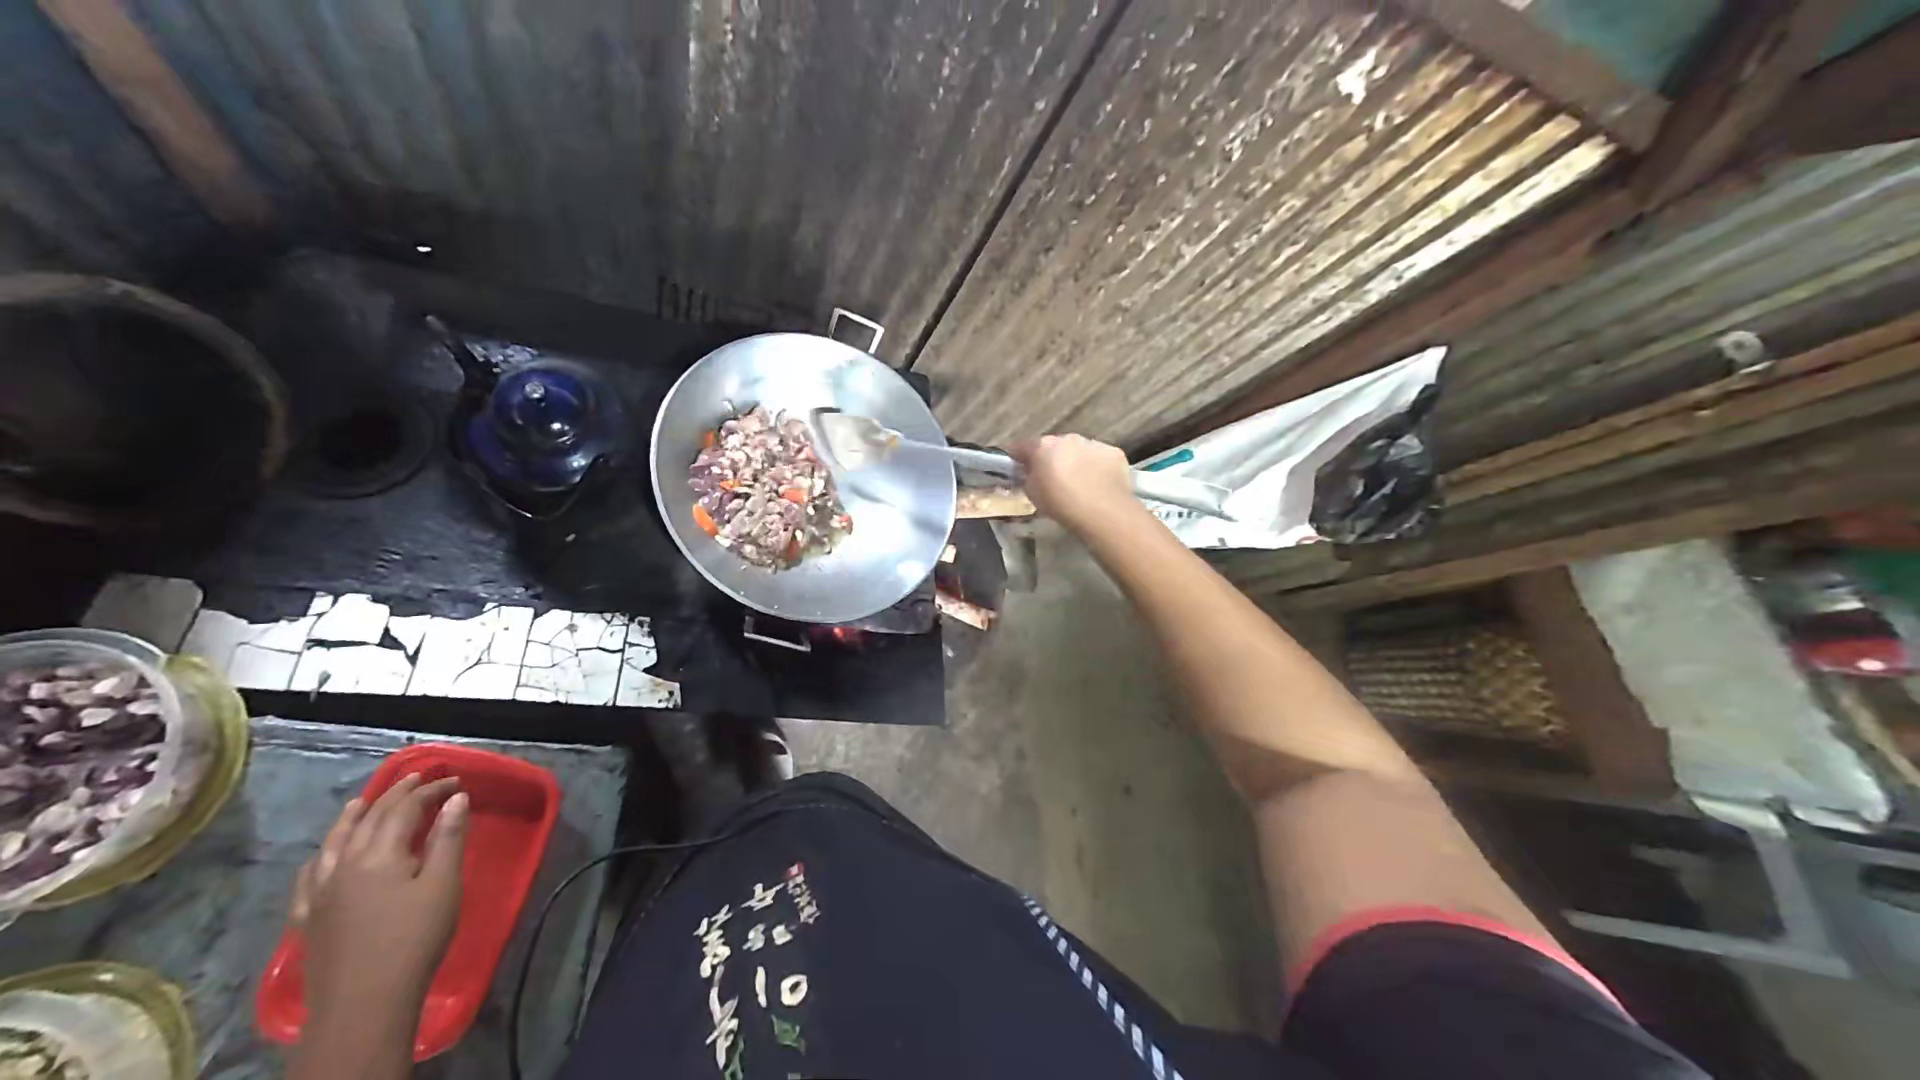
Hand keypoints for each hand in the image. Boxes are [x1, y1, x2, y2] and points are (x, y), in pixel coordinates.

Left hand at [291, 774, 467, 1028]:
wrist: (365, 1002)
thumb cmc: (415, 937)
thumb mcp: (444, 884)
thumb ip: (448, 838)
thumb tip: (456, 799)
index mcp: (379, 854)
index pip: (405, 809)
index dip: (431, 790)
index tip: (456, 781)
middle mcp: (344, 865)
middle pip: (370, 819)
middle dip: (397, 795)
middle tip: (421, 778)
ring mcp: (320, 893)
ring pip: (334, 843)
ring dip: (352, 817)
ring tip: (362, 801)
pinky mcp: (308, 918)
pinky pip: (309, 877)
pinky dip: (321, 856)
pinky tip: (323, 855)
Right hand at [1009, 434, 1139, 533]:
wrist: (1102, 511)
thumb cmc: (1060, 504)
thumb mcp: (1032, 494)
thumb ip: (1027, 478)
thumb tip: (1028, 472)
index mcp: (1043, 446)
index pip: (1022, 446)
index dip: (1017, 455)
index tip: (1015, 465)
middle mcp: (1067, 438)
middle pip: (1053, 446)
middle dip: (1050, 458)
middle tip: (1051, 477)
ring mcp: (1092, 443)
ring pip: (1078, 450)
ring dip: (1074, 461)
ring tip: (1077, 482)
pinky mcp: (1113, 453)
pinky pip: (1099, 458)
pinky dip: (1096, 467)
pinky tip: (1098, 484)